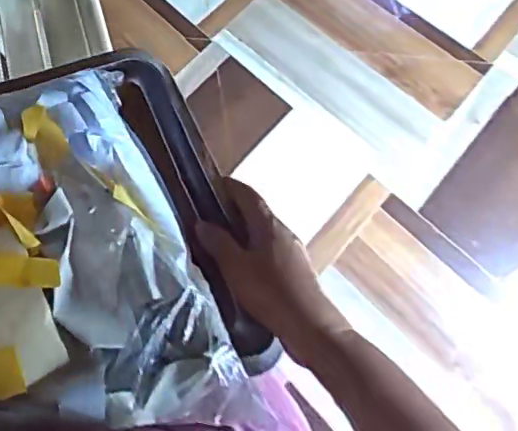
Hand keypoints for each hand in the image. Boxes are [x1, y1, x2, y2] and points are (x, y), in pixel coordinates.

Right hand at [195, 178, 346, 345]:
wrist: (315, 332)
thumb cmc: (271, 293)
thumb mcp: (236, 267)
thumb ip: (218, 243)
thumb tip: (201, 222)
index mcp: (267, 223)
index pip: (246, 193)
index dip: (228, 186)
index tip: (211, 187)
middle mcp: (284, 231)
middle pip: (256, 212)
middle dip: (234, 212)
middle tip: (211, 219)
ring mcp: (295, 252)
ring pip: (265, 234)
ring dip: (246, 234)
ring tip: (226, 247)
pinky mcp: (300, 273)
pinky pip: (273, 252)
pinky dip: (257, 252)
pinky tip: (248, 271)